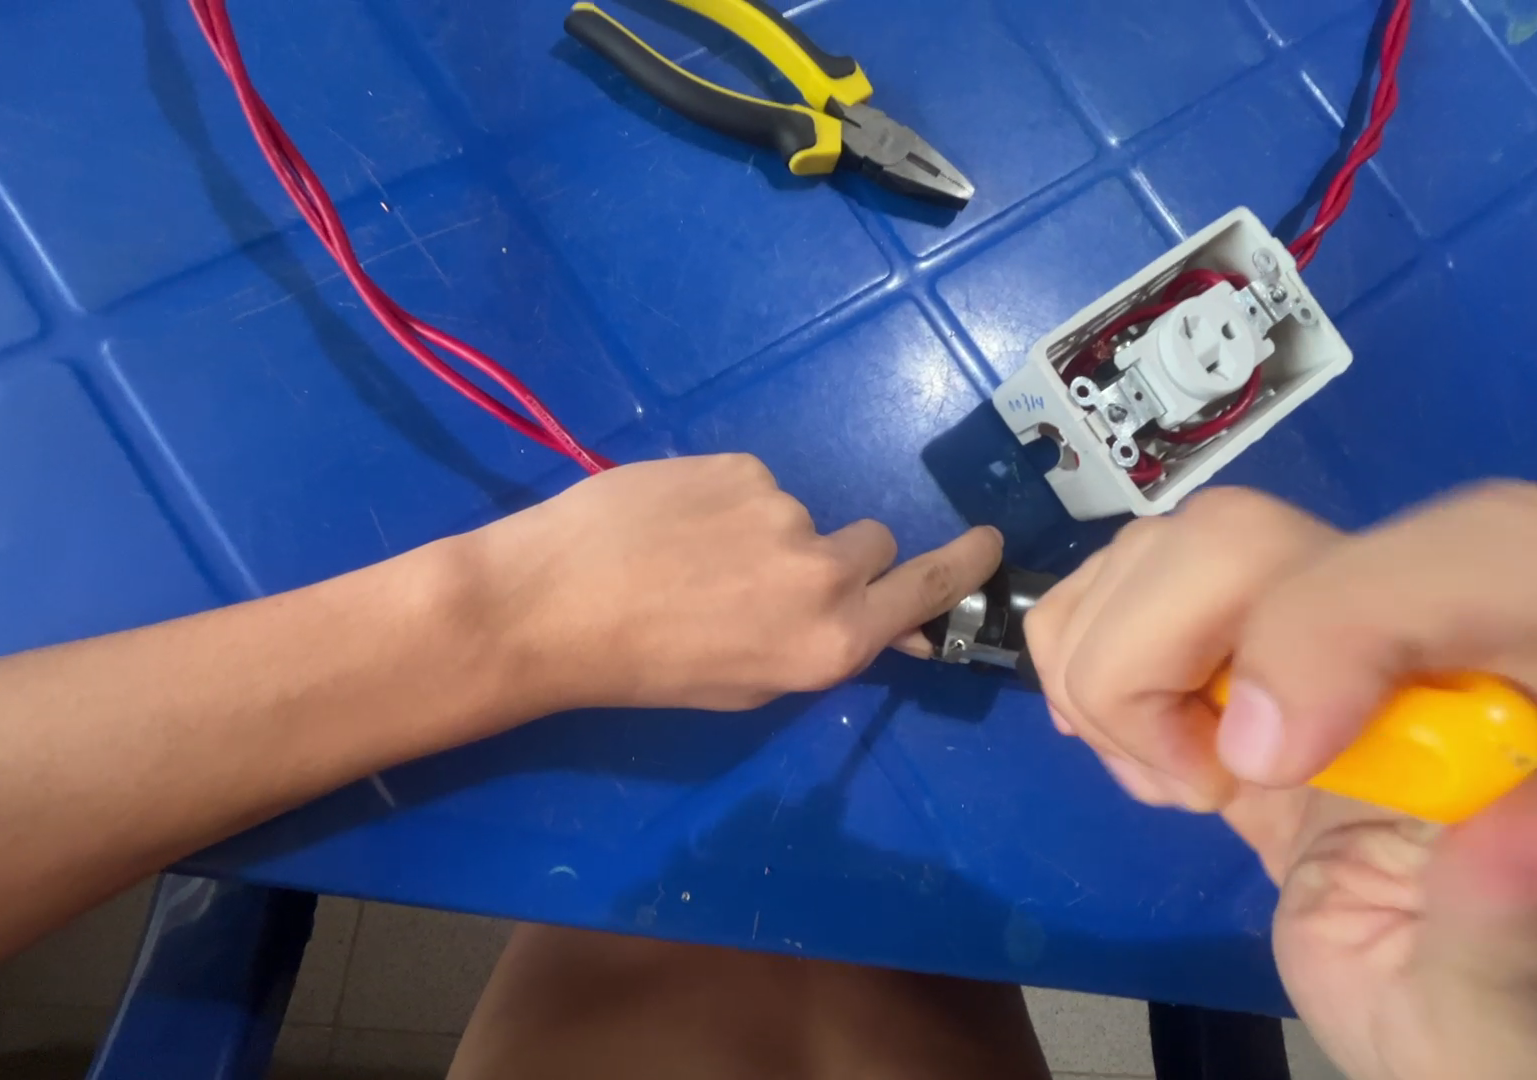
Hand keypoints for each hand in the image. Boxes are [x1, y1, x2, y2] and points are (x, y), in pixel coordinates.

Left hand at [466, 454, 1001, 712]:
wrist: (550, 604)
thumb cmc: (646, 669)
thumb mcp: (750, 683)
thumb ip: (827, 645)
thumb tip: (887, 620)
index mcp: (830, 641)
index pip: (929, 590)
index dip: (964, 566)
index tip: (987, 545)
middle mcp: (824, 573)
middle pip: (873, 543)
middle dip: (841, 559)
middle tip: (769, 577)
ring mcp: (783, 509)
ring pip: (802, 515)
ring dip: (767, 533)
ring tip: (693, 555)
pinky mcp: (738, 466)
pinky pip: (752, 485)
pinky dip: (726, 502)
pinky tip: (673, 523)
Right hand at [1024, 484, 1536, 1079]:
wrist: (1401, 964)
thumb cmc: (1467, 995)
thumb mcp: (1510, 1014)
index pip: (1473, 551)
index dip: (1332, 630)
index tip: (1262, 767)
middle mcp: (1411, 592)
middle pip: (1234, 536)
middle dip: (1160, 669)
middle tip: (1200, 784)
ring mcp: (1287, 591)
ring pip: (1143, 556)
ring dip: (1113, 684)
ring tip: (1176, 775)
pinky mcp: (1194, 610)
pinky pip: (1091, 587)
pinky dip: (1075, 668)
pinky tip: (1137, 738)